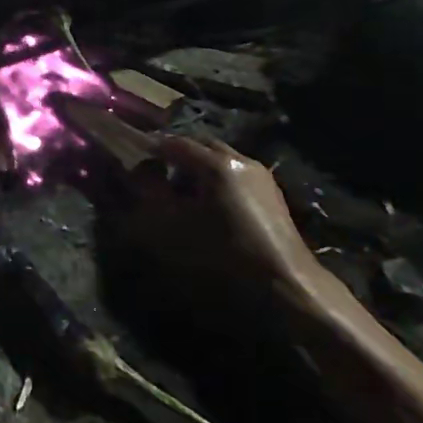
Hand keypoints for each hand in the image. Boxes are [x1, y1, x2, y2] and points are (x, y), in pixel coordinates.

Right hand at [144, 136, 310, 284]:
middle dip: (179, 154)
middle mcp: (239, 159)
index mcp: (216, 165)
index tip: (138, 157)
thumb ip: (155, 200)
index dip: (154, 148)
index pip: (177, 144)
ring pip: (221, 156)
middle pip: (202, 144)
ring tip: (185, 189)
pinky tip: (212, 202)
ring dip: (199, 165)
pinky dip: (218, 176)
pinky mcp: (270, 189)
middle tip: (159, 171)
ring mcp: (259, 172)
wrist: (284, 278)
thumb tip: (141, 182)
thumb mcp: (179, 229)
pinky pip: (236, 171)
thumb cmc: (226, 254)